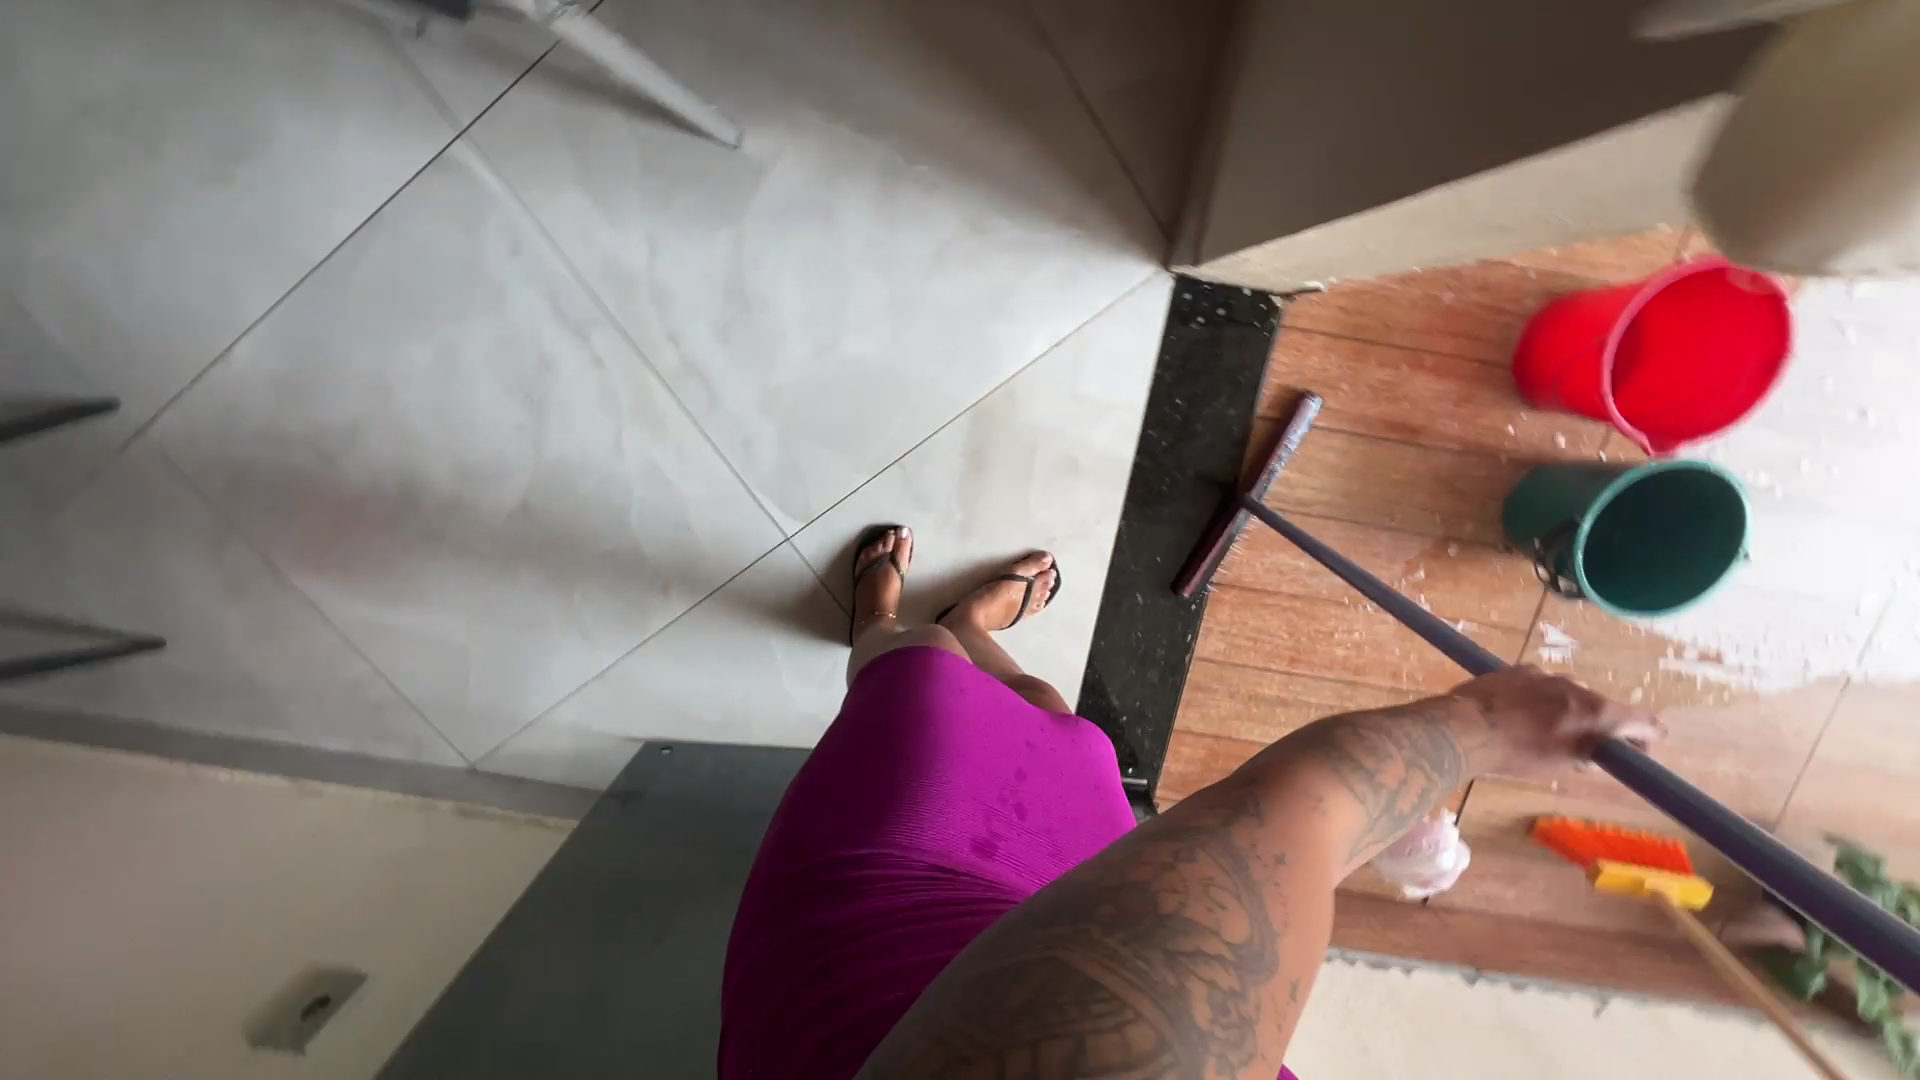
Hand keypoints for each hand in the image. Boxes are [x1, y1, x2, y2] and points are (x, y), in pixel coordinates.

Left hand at [1446, 666, 1663, 779]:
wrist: (1465, 727)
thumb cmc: (1518, 752)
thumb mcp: (1564, 764)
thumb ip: (1590, 754)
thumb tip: (1599, 751)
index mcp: (1596, 710)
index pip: (1643, 720)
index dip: (1647, 736)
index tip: (1639, 749)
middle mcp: (1575, 685)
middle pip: (1601, 704)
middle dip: (1598, 723)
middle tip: (1583, 742)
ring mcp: (1542, 673)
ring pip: (1567, 692)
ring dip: (1566, 707)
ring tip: (1545, 727)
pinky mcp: (1514, 669)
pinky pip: (1538, 683)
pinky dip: (1538, 696)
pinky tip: (1521, 711)